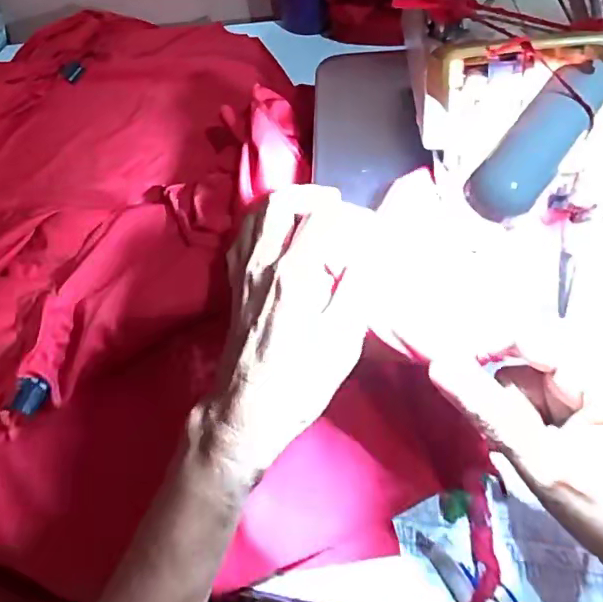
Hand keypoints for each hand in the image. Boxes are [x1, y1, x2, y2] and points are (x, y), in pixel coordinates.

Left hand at [196, 185, 372, 480]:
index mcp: (293, 276)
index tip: (368, 224)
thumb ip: (356, 292)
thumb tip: (370, 255)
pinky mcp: (232, 279)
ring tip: (311, 210)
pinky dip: (263, 220)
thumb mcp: (341, 344)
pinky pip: (243, 233)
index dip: (348, 214)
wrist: (246, 407)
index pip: (320, 220)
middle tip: (336, 203)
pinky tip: (280, 232)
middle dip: (311, 194)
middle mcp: (262, 262)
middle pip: (279, 203)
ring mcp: (242, 268)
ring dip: (285, 202)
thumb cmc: (298, 382)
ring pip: (256, 213)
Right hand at [424, 334, 602, 601]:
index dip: (477, 347)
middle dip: (500, 392)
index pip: (521, 333)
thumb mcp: (545, 465)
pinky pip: (538, 393)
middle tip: (498, 433)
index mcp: (602, 371)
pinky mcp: (592, 404)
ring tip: (529, 453)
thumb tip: (436, 365)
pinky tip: (538, 450)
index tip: (443, 372)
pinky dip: (526, 419)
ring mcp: (598, 384)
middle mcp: (601, 365)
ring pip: (525, 376)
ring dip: (512, 410)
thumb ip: (487, 410)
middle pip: (521, 354)